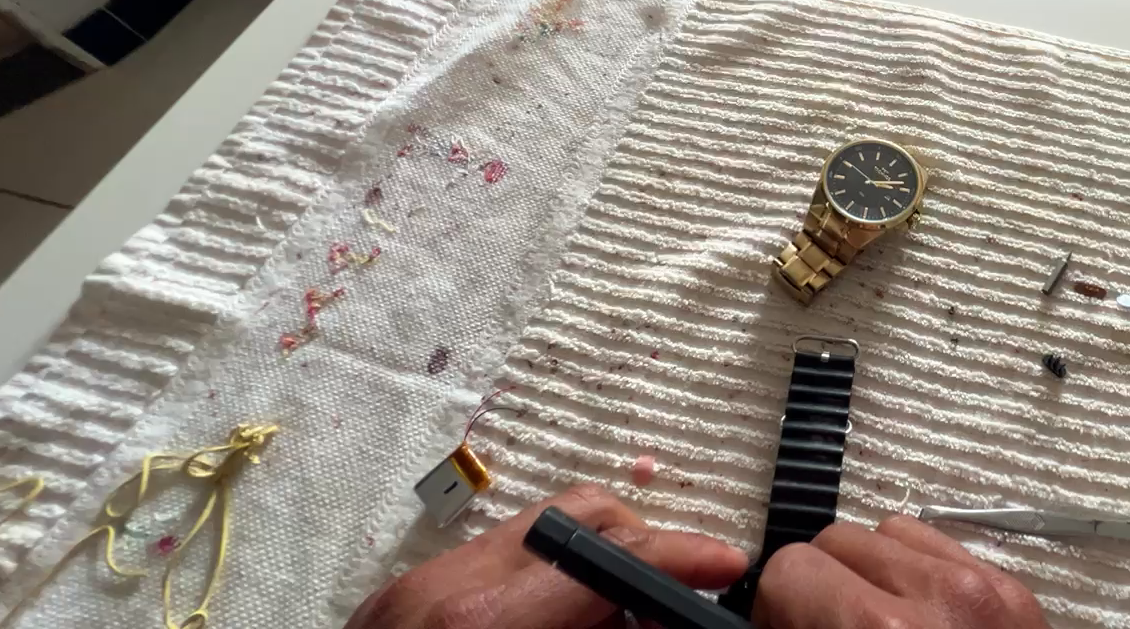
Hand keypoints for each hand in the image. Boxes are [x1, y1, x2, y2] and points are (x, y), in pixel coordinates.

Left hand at [344, 484, 746, 628]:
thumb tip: (657, 618)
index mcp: (478, 621)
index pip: (607, 554)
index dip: (679, 553)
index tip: (727, 561)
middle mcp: (447, 580)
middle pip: (585, 511)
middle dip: (642, 544)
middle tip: (671, 594)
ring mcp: (417, 581)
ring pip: (548, 525)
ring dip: (599, 560)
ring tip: (614, 611)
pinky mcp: (402, 591)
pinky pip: (508, 554)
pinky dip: (551, 579)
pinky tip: (563, 615)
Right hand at [754, 515, 1049, 628]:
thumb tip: (776, 627)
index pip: (792, 570)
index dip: (776, 609)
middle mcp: (935, 594)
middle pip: (837, 540)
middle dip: (819, 587)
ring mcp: (982, 584)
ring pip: (886, 531)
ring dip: (869, 571)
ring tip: (875, 624)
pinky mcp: (1012, 589)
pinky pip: (936, 541)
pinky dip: (915, 571)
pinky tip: (920, 619)